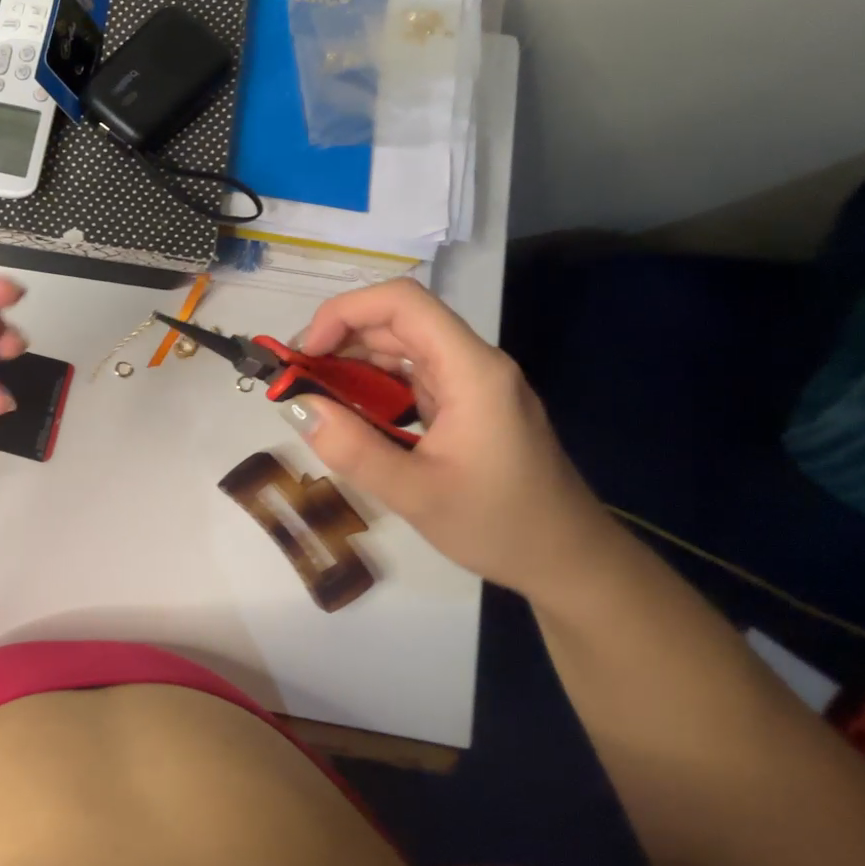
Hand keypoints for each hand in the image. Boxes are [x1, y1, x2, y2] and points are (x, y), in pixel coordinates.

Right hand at [284, 278, 612, 593]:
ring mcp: (472, 385)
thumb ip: (352, 449)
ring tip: (312, 397)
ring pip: (402, 347)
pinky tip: (347, 414)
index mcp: (471, 372)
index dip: (345, 312)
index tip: (305, 353)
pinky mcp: (467, 407)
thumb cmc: (500, 525)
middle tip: (295, 381)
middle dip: (339, 338)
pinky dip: (371, 385)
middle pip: (398, 321)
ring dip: (351, 362)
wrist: (569, 562)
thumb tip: (295, 407)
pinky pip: (412, 377)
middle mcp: (473, 365)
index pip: (403, 303)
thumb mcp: (415, 494)